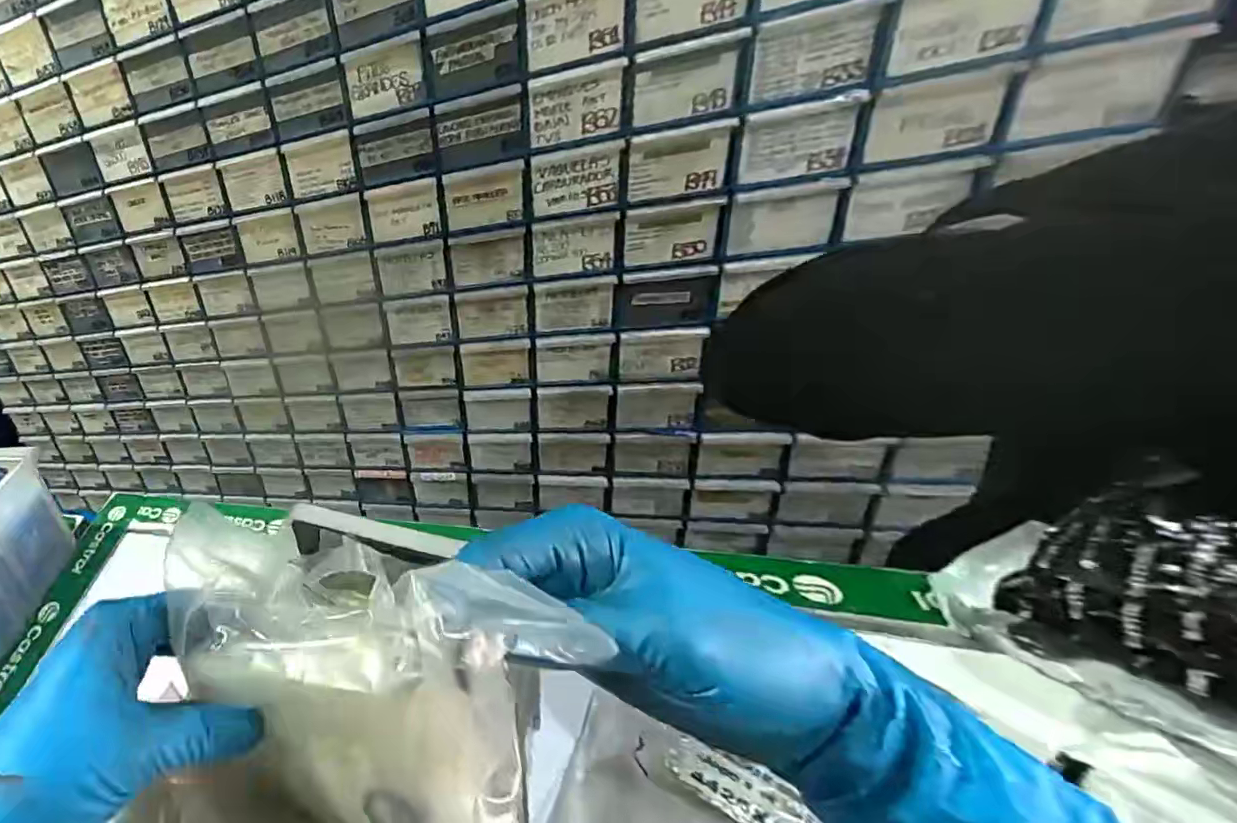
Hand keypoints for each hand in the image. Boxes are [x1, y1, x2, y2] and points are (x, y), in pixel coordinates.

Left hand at [0, 594, 263, 822]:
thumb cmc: (66, 760)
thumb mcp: (143, 745)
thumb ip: (205, 729)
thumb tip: (260, 722)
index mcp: (115, 624)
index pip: (183, 604)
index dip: (221, 620)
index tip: (259, 635)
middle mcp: (104, 635)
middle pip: (171, 629)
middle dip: (210, 646)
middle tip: (253, 662)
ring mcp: (92, 667)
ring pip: (156, 657)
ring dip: (191, 672)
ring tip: (234, 686)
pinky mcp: (85, 699)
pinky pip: (141, 681)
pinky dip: (169, 691)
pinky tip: (193, 712)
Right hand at [457, 504, 865, 776]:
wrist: (804, 698)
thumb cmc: (729, 646)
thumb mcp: (646, 633)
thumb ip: (563, 628)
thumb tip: (479, 633)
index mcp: (578, 537)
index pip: (498, 556)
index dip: (463, 595)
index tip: (432, 642)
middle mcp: (569, 559)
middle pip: (497, 581)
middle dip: (468, 617)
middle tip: (438, 666)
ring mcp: (579, 599)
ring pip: (510, 611)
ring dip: (485, 638)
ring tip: (452, 677)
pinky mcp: (589, 636)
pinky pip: (535, 638)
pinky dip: (512, 656)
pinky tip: (490, 681)